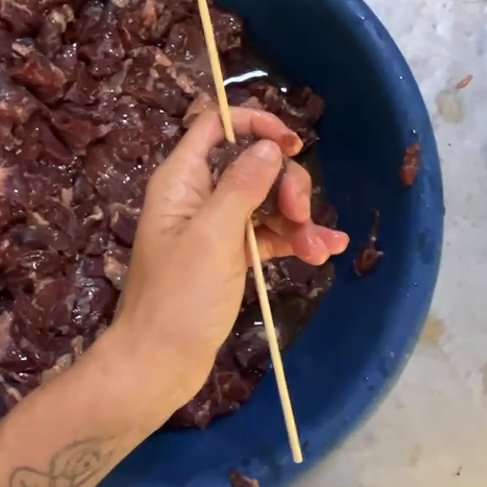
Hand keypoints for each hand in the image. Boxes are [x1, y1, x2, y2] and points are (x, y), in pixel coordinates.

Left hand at [105, 107, 349, 415]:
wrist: (160, 363)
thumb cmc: (179, 297)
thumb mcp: (213, 236)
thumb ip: (241, 187)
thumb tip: (268, 145)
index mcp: (181, 180)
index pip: (214, 125)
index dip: (252, 123)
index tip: (290, 143)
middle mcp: (197, 195)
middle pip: (251, 164)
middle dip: (285, 183)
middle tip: (300, 213)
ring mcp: (215, 227)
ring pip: (266, 201)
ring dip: (297, 217)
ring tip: (320, 248)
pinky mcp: (229, 256)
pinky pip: (268, 235)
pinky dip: (294, 240)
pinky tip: (325, 250)